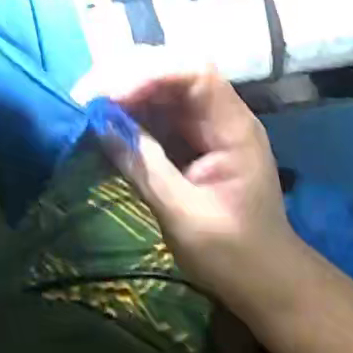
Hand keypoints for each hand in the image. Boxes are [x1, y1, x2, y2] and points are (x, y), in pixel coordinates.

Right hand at [76, 53, 301, 320]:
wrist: (265, 285)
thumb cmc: (234, 256)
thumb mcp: (186, 217)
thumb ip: (145, 166)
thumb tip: (101, 123)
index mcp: (232, 127)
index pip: (194, 72)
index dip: (150, 72)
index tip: (112, 94)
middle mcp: (216, 112)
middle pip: (171, 67)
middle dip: (127, 74)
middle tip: (87, 95)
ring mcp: (200, 121)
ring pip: (156, 81)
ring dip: (120, 86)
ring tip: (86, 102)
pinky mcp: (184, 133)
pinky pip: (151, 105)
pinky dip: (124, 107)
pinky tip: (101, 117)